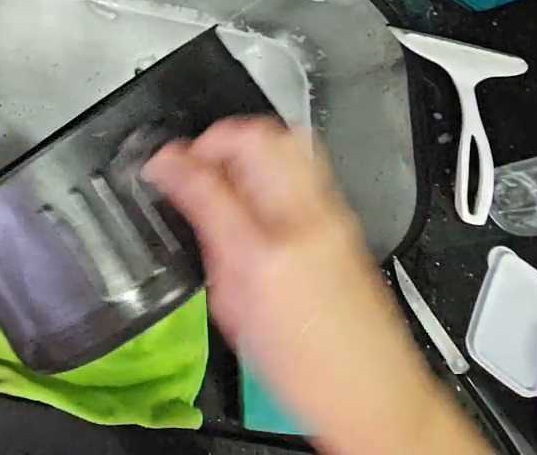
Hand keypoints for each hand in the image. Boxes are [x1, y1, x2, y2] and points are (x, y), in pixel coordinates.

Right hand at [144, 117, 486, 454]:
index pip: (204, 182)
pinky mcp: (346, 217)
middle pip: (252, 139)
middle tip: (192, 158)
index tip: (157, 163)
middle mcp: (301, 225)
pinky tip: (258, 181)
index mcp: (262, 256)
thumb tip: (185, 204)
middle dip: (211, 140)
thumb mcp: (234, 314)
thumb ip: (209, 246)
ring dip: (243, 142)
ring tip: (224, 164)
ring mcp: (330, 216)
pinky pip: (304, 159)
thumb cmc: (307, 372)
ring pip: (284, 138)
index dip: (169, 163)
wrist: (379, 397)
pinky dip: (272, 154)